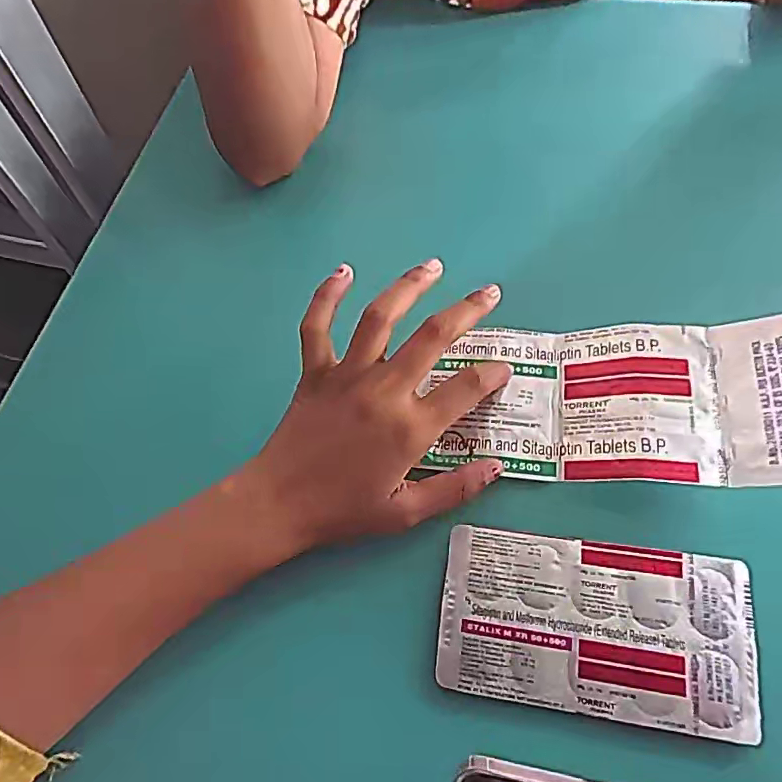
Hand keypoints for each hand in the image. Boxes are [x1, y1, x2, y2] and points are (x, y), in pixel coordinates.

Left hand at [240, 259, 512, 549]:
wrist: (278, 505)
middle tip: (489, 292)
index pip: (465, 388)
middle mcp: (383, 390)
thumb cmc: (344, 511)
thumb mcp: (405, 514)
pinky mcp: (315, 372)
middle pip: (433, 337)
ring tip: (432, 267)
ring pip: (380, 317)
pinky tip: (343, 272)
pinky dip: (327, 296)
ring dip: (409, 287)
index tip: (503, 369)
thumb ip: (455, 489)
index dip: (491, 374)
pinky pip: (317, 326)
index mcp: (410, 428)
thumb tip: (496, 468)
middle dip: (467, 310)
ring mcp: (347, 376)